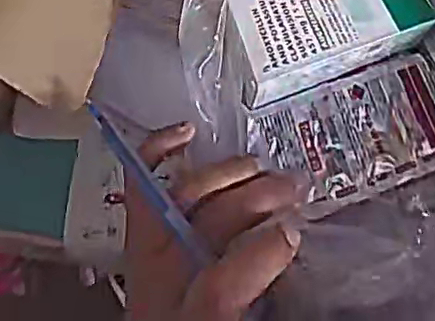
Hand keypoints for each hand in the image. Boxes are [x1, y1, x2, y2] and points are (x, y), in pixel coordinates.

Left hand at [124, 122, 302, 320]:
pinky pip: (141, 184)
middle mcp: (161, 281)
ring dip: (229, 171)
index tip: (294, 231)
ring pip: (186, 192)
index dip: (262, 251)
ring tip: (261, 167)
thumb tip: (292, 241)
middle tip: (293, 188)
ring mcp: (147, 253)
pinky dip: (158, 151)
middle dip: (257, 196)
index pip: (219, 289)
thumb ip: (261, 291)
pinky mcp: (141, 238)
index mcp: (190, 319)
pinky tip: (187, 133)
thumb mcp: (230, 317)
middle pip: (208, 225)